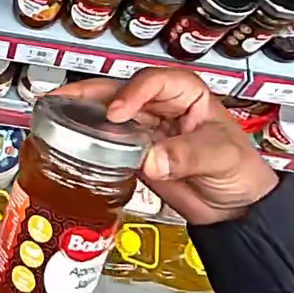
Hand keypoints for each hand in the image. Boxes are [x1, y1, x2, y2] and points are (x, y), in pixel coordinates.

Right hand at [58, 69, 278, 224]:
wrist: (236, 210)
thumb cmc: (241, 172)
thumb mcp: (222, 157)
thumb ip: (187, 156)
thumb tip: (151, 159)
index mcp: (185, 93)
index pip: (153, 82)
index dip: (132, 93)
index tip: (117, 113)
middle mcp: (160, 106)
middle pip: (120, 91)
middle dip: (89, 93)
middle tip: (61, 99)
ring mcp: (144, 129)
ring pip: (107, 114)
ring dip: (81, 113)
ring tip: (52, 113)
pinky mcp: (132, 152)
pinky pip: (105, 141)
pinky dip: (86, 140)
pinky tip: (67, 140)